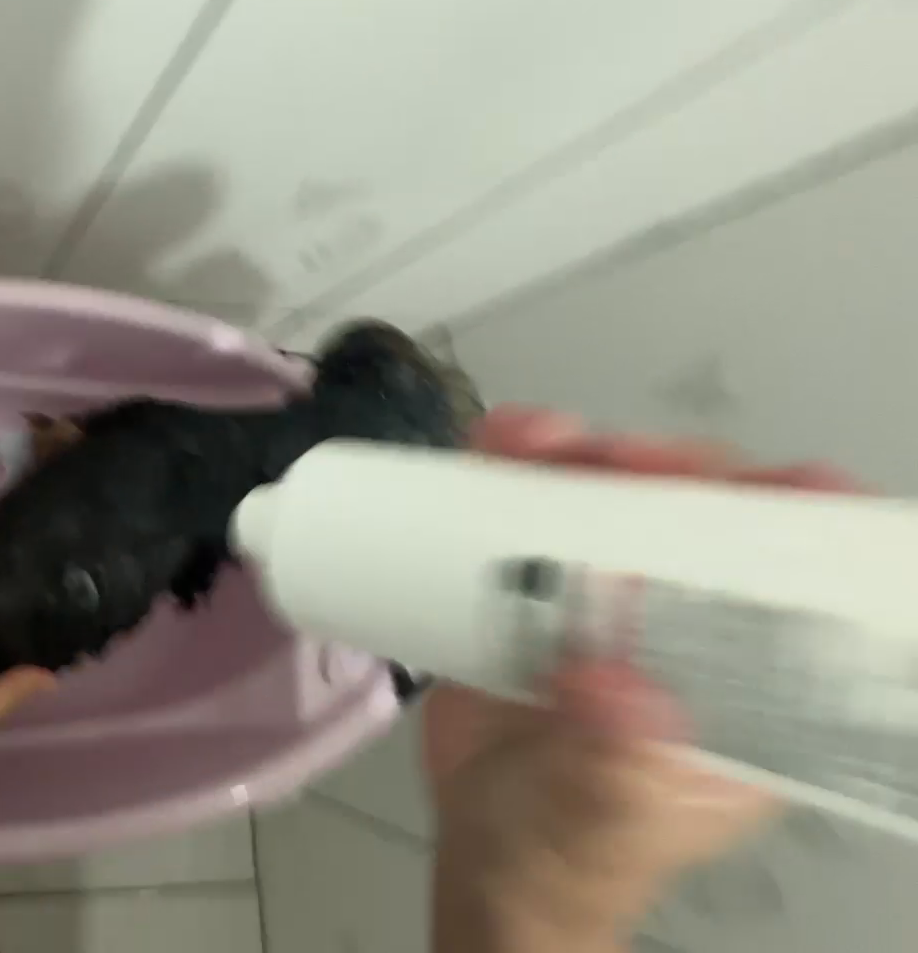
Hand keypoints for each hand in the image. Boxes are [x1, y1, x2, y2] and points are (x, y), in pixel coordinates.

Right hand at [423, 405, 860, 935]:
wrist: (483, 845)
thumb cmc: (566, 845)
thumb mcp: (601, 819)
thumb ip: (617, 767)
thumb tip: (616, 687)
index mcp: (746, 689)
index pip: (805, 591)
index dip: (804, 525)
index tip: (772, 482)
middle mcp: (677, 631)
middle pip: (696, 524)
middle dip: (664, 472)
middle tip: (611, 459)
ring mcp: (592, 606)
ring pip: (598, 506)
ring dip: (570, 458)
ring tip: (526, 442)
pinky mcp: (518, 596)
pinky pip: (512, 522)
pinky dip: (498, 479)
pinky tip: (482, 453)